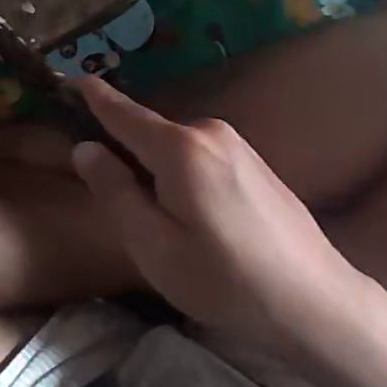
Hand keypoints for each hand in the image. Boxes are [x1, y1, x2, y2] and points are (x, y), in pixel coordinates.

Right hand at [69, 78, 383, 352]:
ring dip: (154, 169)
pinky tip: (197, 220)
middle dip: (123, 153)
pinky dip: (180, 174)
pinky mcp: (254, 161)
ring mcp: (237, 144)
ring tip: (162, 222)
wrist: (320, 306)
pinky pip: (197, 156)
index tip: (65, 79)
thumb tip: (84, 147)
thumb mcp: (152, 245)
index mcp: (179, 148)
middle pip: (146, 132)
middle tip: (118, 204)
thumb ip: (113, 190)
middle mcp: (208, 132)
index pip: (121, 112)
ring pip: (172, 147)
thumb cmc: (226, 280)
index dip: (90, 96)